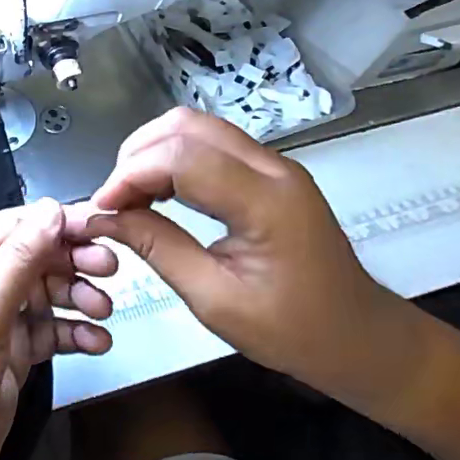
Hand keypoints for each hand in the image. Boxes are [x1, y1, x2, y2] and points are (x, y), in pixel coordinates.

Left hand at [0, 200, 116, 459]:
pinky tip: (98, 343)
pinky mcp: (15, 352)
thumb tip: (54, 207)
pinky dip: (76, 333)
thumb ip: (20, 259)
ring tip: (104, 311)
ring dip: (80, 297)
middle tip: (110, 270)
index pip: (21, 224)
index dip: (62, 223)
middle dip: (76, 261)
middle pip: (40, 256)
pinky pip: (53, 330)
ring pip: (51, 292)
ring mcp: (0, 318)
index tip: (102, 227)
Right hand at [72, 108, 423, 410]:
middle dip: (140, 151)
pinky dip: (181, 157)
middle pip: (191, 125)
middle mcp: (273, 167)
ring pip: (203, 127)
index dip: (133, 173)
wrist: (357, 333)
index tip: (102, 207)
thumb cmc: (292, 330)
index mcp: (266, 200)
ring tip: (130, 193)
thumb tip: (106, 217)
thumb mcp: (216, 301)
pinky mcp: (274, 171)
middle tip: (113, 197)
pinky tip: (162, 189)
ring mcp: (277, 164)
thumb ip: (159, 249)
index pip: (184, 157)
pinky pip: (218, 145)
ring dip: (158, 150)